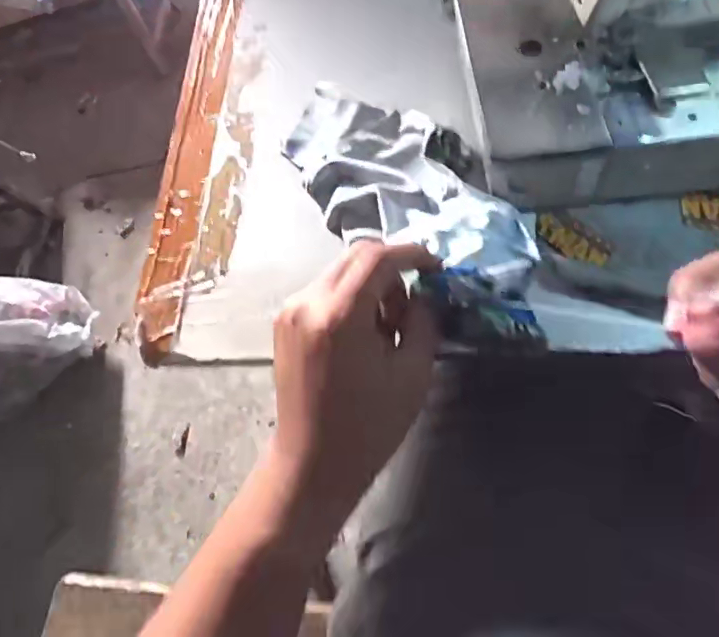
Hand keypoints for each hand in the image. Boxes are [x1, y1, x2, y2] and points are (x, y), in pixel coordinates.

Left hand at [267, 240, 440, 539]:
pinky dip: (350, 297)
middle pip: (356, 255)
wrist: (312, 465)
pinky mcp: (284, 319)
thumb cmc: (369, 427)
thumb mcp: (413, 373)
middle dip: (391, 269)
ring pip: (342, 270)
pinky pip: (326, 288)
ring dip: (370, 284)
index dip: (411, 253)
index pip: (378, 257)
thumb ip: (422, 320)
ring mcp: (291, 308)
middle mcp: (308, 301)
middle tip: (410, 306)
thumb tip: (422, 292)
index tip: (435, 267)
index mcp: (339, 314)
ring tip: (385, 329)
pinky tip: (360, 334)